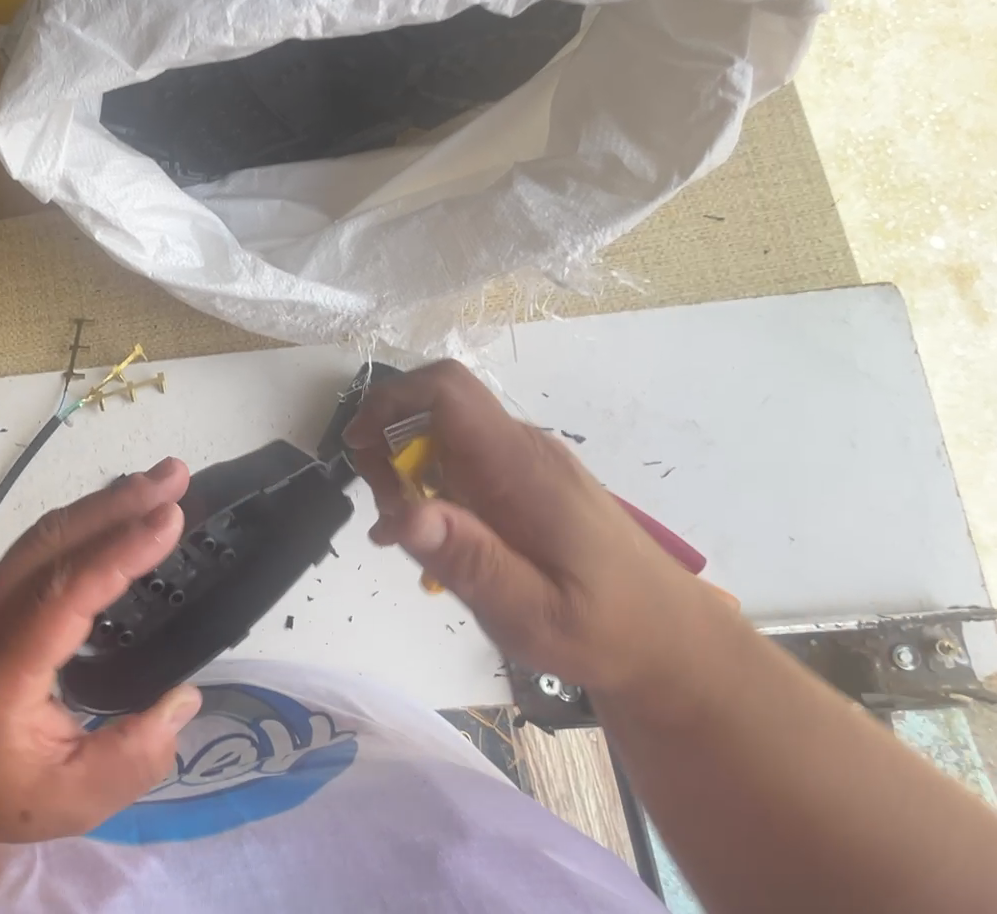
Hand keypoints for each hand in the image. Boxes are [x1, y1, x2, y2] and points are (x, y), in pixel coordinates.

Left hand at [0, 458, 203, 850]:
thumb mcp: (74, 799)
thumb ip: (135, 755)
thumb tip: (185, 696)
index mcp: (3, 667)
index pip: (66, 592)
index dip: (120, 551)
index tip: (170, 517)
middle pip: (53, 543)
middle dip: (118, 503)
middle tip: (174, 476)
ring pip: (43, 536)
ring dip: (102, 505)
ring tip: (157, 484)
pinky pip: (37, 548)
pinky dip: (83, 523)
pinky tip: (117, 515)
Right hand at [343, 360, 719, 694]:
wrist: (674, 642)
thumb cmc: (605, 631)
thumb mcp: (531, 615)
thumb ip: (469, 562)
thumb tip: (404, 514)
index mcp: (521, 468)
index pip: (446, 391)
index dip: (389, 402)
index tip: (359, 448)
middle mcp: (522, 450)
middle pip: (432, 409)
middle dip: (388, 449)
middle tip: (387, 515)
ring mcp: (525, 463)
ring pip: (440, 436)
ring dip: (404, 473)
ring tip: (406, 534)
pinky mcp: (525, 480)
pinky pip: (460, 461)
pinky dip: (428, 486)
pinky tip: (431, 537)